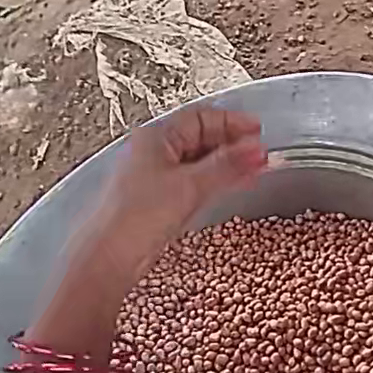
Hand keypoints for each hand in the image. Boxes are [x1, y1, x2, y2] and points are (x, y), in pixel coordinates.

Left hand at [69, 107, 266, 288]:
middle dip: (233, 143)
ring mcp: (158, 176)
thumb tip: (256, 149)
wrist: (113, 254)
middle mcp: (155, 153)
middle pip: (201, 138)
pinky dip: (218, 180)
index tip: (257, 131)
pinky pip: (196, 181)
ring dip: (228, 163)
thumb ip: (227, 165)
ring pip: (201, 161)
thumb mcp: (190, 185)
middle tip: (259, 151)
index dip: (232, 121)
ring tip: (253, 168)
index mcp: (156, 138)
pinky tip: (231, 185)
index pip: (201, 117)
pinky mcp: (163, 199)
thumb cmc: (137, 216)